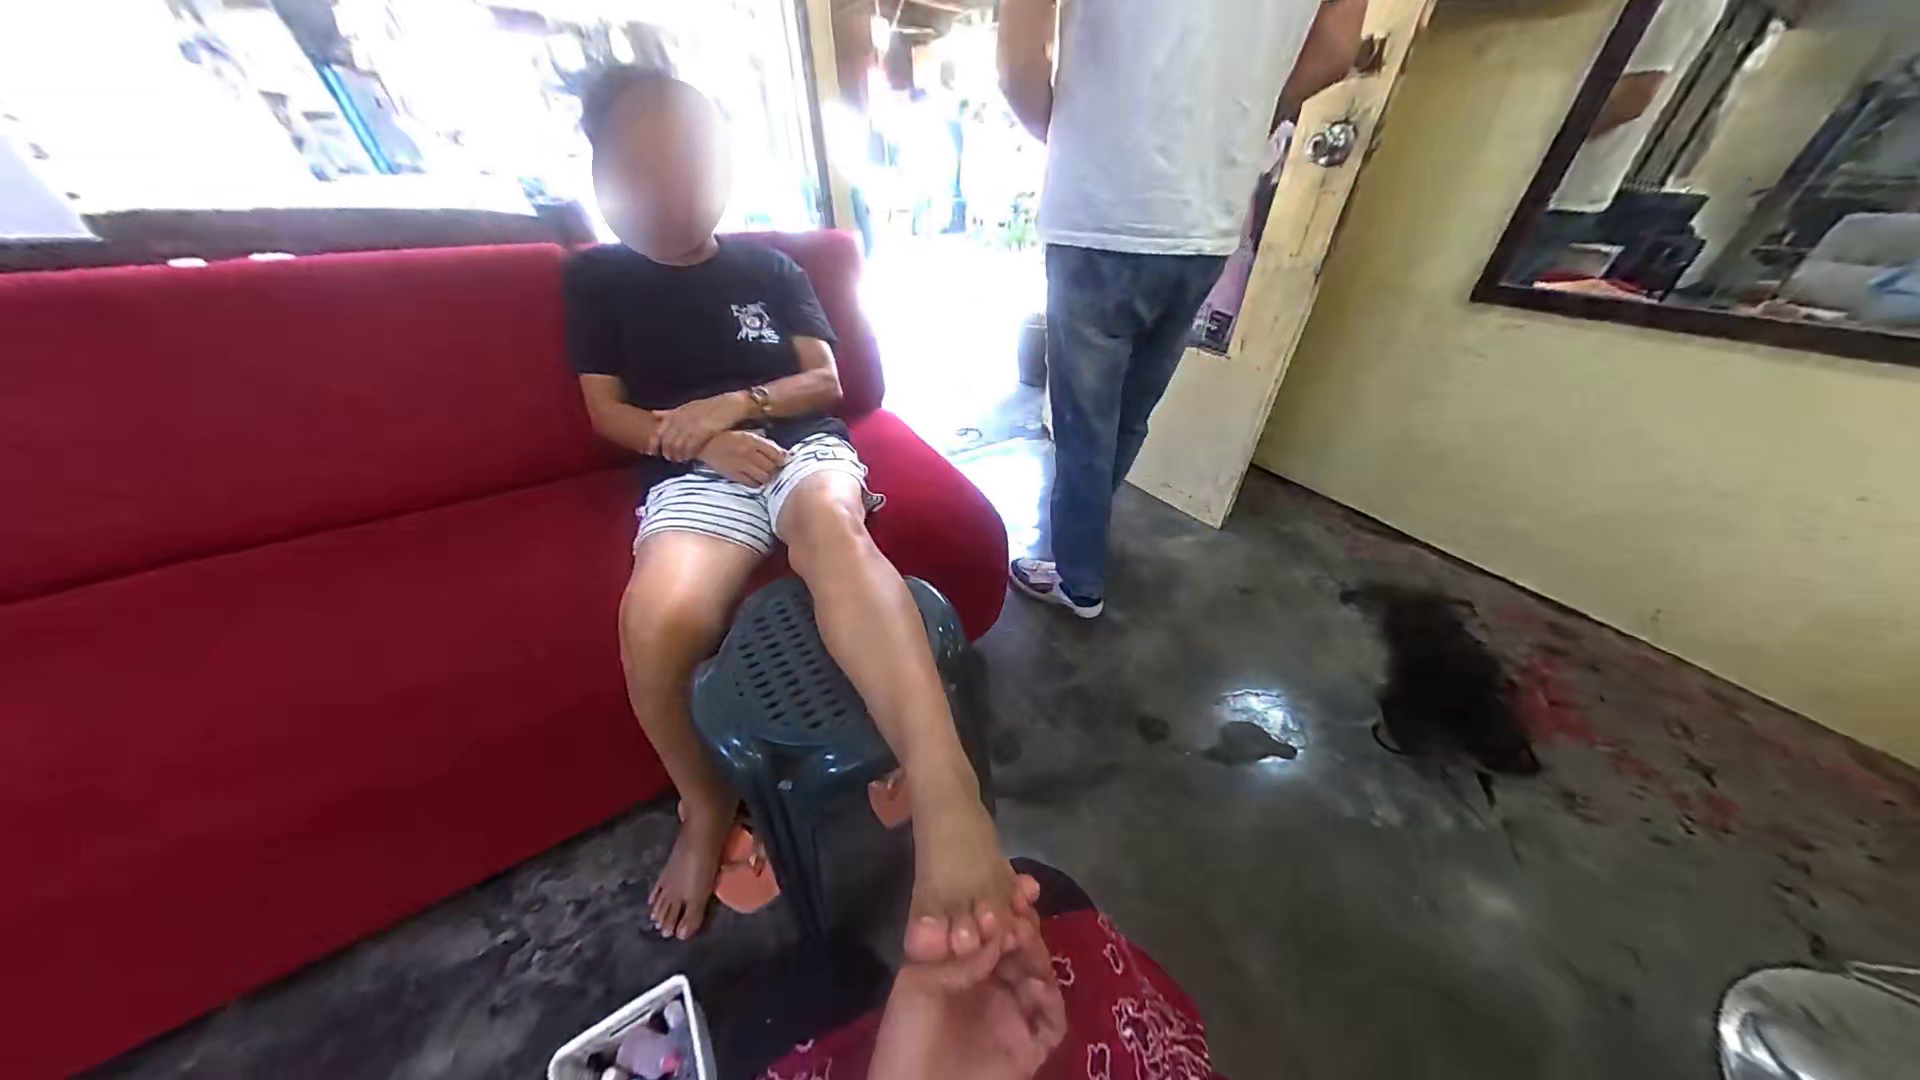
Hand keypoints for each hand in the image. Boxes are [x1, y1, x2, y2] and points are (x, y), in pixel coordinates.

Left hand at [657, 392, 750, 461]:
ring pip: (678, 444)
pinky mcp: (705, 430)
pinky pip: (692, 445)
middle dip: (667, 451)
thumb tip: (654, 414)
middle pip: (668, 439)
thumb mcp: (689, 406)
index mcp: (678, 412)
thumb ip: (672, 413)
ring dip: (677, 454)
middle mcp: (684, 417)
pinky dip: (689, 453)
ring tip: (679, 460)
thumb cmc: (713, 407)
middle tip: (670, 458)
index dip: (655, 442)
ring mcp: (694, 424)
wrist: (734, 404)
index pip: (660, 429)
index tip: (654, 451)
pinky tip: (690, 457)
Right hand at [697, 430, 786, 486]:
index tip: (782, 461)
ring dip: (767, 477)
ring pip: (764, 477)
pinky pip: (752, 484)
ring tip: (765, 474)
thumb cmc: (727, 437)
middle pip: (772, 467)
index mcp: (752, 440)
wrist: (703, 444)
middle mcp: (748, 453)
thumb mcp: (746, 433)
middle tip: (773, 468)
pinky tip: (755, 479)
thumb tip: (782, 452)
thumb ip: (763, 441)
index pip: (777, 454)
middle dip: (775, 469)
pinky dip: (757, 483)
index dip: (782, 459)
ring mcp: (741, 465)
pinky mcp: (733, 475)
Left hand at [868, 919, 1065, 1079]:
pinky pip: (1052, 1020)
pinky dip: (1052, 999)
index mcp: (967, 966)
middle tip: (1021, 910)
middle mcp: (994, 985)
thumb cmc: (906, 1036)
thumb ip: (961, 957)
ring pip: (1040, 974)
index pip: (994, 929)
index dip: (1005, 907)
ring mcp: (1013, 1014)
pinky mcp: (1028, 1047)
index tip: (1013, 887)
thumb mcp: (919, 982)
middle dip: (1024, 924)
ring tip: (1024, 938)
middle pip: (1022, 946)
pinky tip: (1037, 984)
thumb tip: (996, 932)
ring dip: (1038, 953)